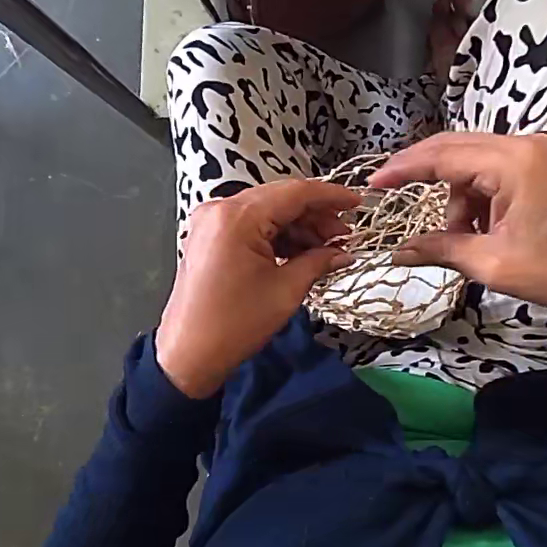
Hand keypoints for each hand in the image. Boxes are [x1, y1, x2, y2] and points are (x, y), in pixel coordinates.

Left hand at [156, 179, 362, 397]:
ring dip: (298, 225)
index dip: (331, 196)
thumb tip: (343, 253)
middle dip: (316, 214)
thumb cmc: (232, 325)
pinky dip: (278, 234)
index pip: (295, 192)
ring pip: (267, 210)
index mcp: (237, 218)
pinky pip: (252, 224)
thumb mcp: (286, 291)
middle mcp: (220, 209)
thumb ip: (318, 262)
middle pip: (281, 198)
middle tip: (344, 235)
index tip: (356, 203)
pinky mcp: (209, 236)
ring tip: (327, 247)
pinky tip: (301, 251)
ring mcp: (212, 221)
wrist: (189, 353)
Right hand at [368, 132, 546, 312]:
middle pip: (456, 148)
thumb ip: (442, 250)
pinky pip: (495, 172)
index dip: (403, 168)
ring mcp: (537, 152)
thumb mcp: (495, 264)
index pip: (443, 155)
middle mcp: (524, 145)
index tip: (373, 184)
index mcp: (514, 163)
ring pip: (474, 163)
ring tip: (461, 239)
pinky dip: (478, 198)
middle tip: (390, 195)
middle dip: (424, 175)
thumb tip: (398, 253)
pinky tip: (482, 229)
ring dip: (457, 198)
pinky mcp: (543, 165)